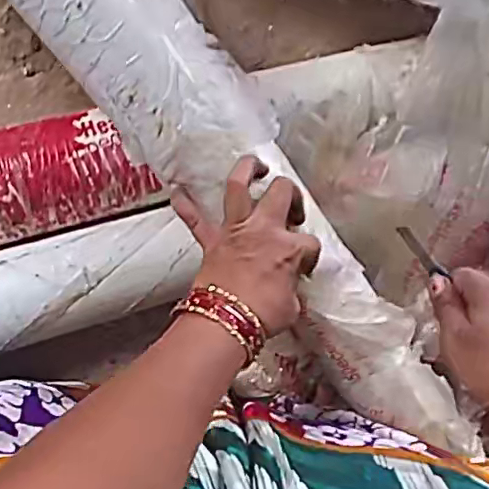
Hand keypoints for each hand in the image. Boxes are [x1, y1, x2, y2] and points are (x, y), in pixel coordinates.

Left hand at [170, 156, 320, 334]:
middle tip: (292, 208)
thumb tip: (290, 290)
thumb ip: (293, 290)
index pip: (310, 242)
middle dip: (291, 194)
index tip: (304, 268)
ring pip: (238, 186)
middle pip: (282, 192)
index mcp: (289, 247)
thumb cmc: (263, 316)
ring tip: (256, 165)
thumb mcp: (292, 306)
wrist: (226, 322)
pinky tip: (178, 193)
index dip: (310, 255)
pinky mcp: (211, 242)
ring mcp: (235, 232)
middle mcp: (263, 230)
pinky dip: (186, 206)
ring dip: (247, 169)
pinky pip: (195, 219)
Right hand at [428, 268, 488, 403]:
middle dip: (467, 301)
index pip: (462, 273)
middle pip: (482, 284)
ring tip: (477, 342)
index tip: (444, 314)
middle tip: (458, 332)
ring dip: (484, 313)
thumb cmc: (485, 366)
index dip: (448, 290)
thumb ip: (445, 305)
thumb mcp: (453, 337)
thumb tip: (438, 279)